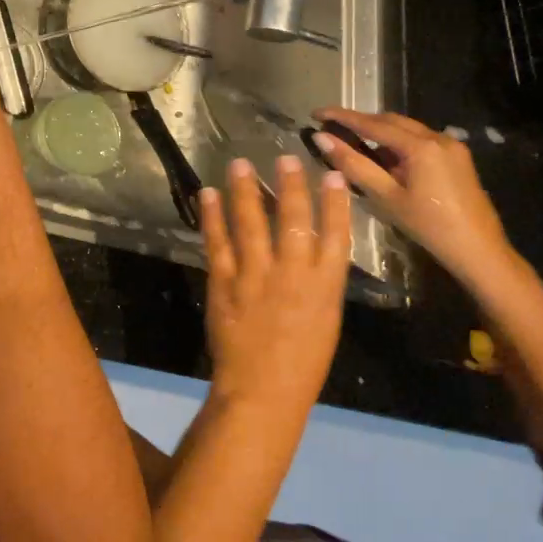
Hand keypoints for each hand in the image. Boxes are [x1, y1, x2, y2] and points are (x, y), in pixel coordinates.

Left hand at [200, 156, 350, 409]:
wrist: (264, 386)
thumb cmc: (301, 361)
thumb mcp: (325, 321)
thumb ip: (316, 285)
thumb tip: (309, 253)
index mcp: (326, 289)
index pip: (336, 238)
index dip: (335, 205)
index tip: (332, 175)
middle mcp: (293, 276)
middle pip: (294, 222)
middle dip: (290, 187)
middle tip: (283, 157)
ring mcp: (256, 276)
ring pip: (251, 223)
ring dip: (244, 191)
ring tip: (239, 163)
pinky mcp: (223, 280)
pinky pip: (216, 240)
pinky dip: (211, 216)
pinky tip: (206, 194)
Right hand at [310, 108, 514, 289]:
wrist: (480, 250)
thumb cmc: (428, 224)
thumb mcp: (384, 195)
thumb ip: (352, 163)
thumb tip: (320, 137)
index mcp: (422, 147)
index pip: (372, 124)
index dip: (341, 116)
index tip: (314, 113)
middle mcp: (439, 139)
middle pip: (391, 120)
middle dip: (359, 120)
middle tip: (330, 125)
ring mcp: (452, 148)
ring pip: (406, 128)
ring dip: (377, 130)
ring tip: (350, 139)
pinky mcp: (457, 158)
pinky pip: (419, 139)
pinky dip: (395, 141)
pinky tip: (381, 155)